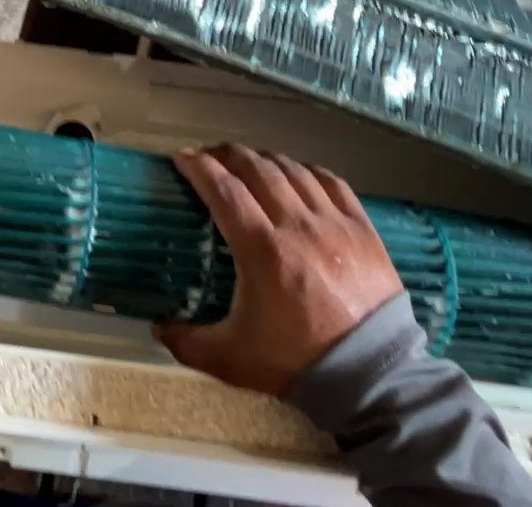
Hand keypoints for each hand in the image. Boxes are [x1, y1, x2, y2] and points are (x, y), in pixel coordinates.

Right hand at [155, 144, 403, 396]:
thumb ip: (187, 343)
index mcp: (262, 250)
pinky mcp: (362, 228)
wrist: (374, 377)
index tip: (182, 158)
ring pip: (292, 170)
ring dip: (264, 159)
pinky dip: (306, 169)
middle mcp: (297, 225)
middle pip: (256, 168)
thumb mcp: (230, 359)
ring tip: (248, 163)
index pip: (224, 190)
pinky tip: (295, 173)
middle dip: (227, 155)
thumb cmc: (297, 362)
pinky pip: (331, 181)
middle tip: (209, 157)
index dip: (199, 167)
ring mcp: (333, 223)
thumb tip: (157, 327)